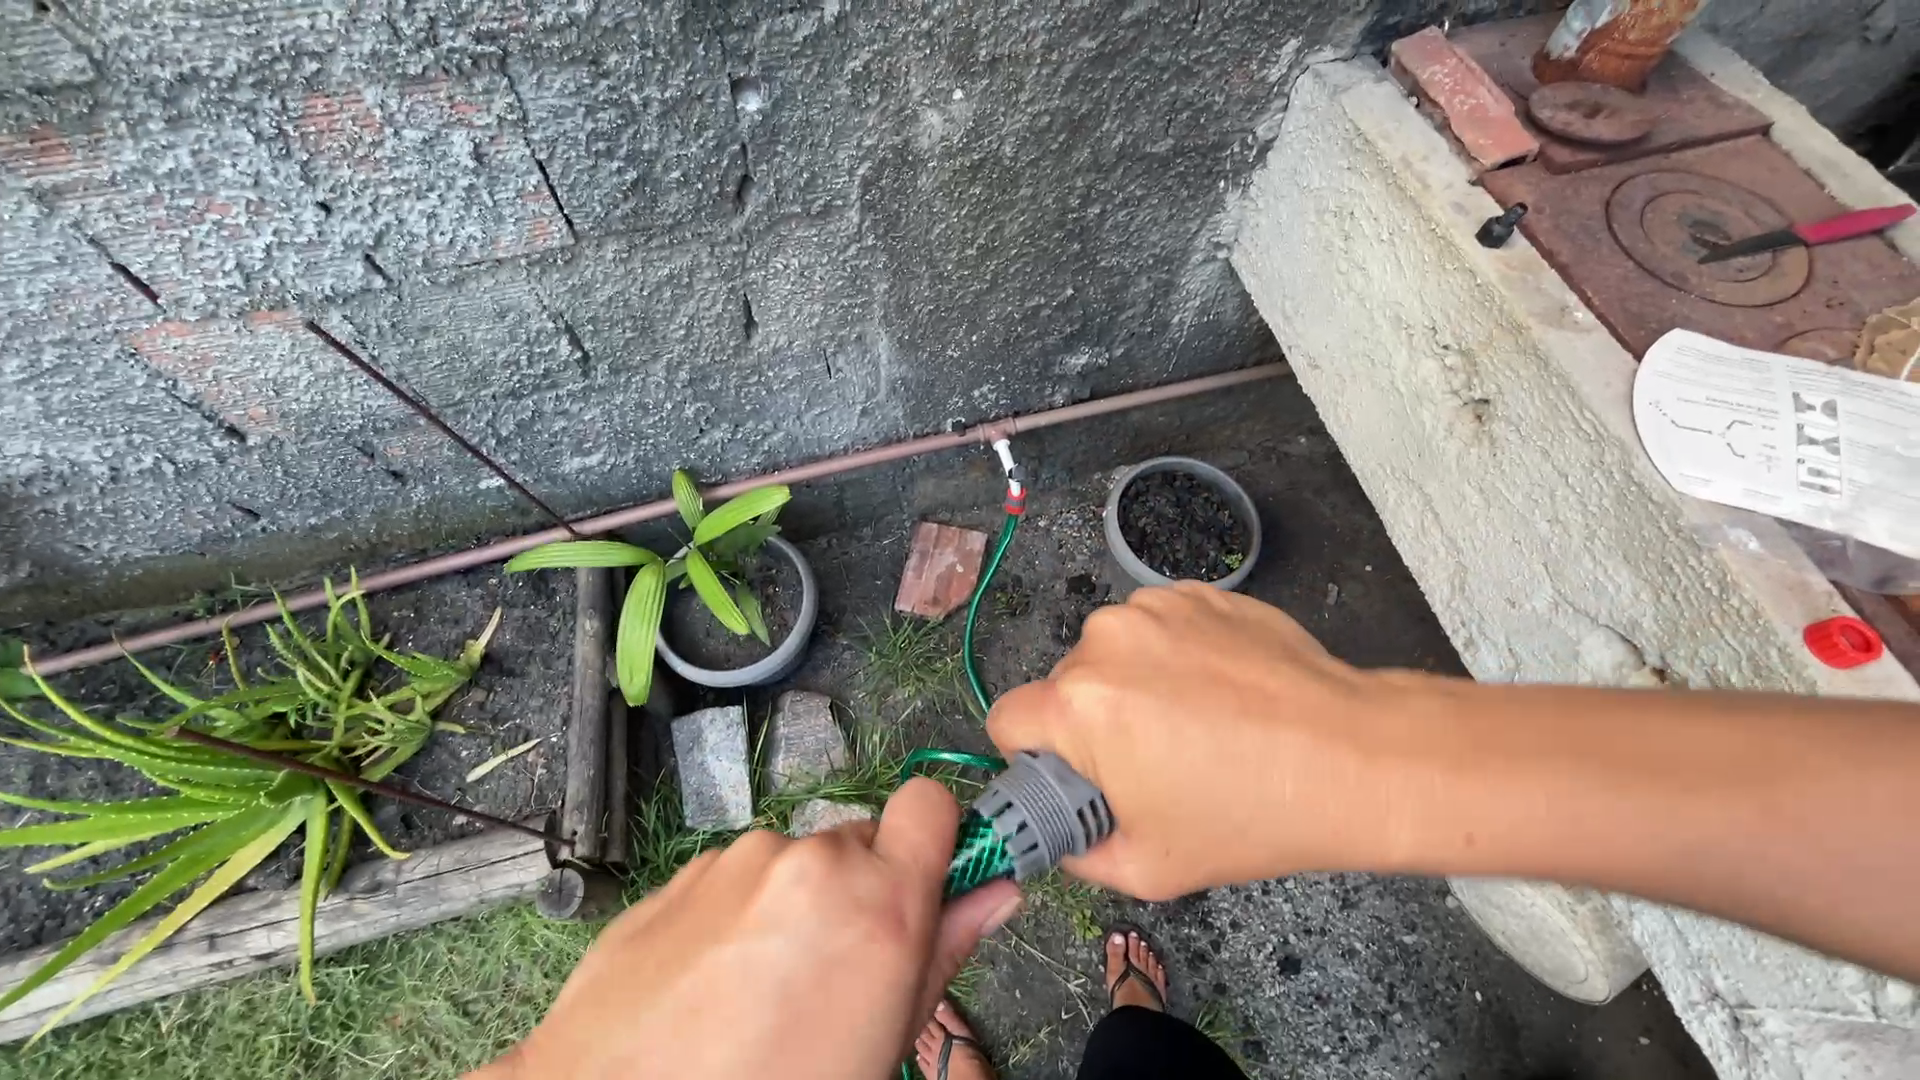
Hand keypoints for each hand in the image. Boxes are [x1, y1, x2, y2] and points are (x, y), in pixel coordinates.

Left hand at [471, 778, 1021, 1079]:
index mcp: (878, 900)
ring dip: (796, 903)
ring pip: (796, 862)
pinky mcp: (683, 872)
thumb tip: (998, 891)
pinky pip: (738, 875)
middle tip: (833, 967)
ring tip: (758, 985)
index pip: (930, 802)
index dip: (934, 836)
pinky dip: (740, 911)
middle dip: (860, 888)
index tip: (925, 881)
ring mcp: (740, 859)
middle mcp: (811, 858)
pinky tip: (710, 979)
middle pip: (861, 842)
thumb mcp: (884, 1042)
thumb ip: (946, 949)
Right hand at [988, 583, 1413, 899]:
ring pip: (1110, 652)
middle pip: (1063, 686)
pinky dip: (1171, 653)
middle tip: (1149, 757)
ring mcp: (1151, 607)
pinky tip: (1218, 686)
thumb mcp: (1148, 867)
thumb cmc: (1247, 815)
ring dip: (1130, 682)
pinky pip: (1155, 626)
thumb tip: (1063, 831)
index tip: (1071, 774)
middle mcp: (1101, 641)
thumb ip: (1079, 852)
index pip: (1006, 718)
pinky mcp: (1195, 592)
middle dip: (1089, 720)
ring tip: (1192, 718)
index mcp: (1077, 706)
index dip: (1028, 754)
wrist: (1352, 756)